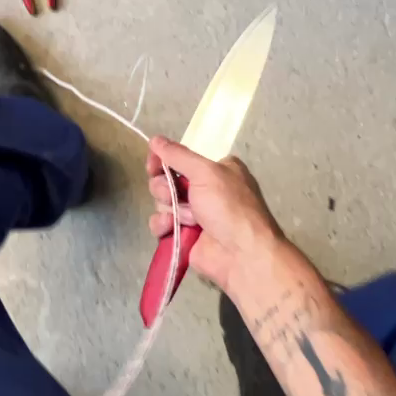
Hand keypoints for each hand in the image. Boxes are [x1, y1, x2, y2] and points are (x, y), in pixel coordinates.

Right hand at [145, 135, 287, 296]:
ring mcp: (194, 213)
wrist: (242, 256)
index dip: (162, 160)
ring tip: (185, 218)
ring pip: (162, 201)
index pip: (179, 157)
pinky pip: (161, 222)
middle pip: (166, 179)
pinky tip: (171, 228)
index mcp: (215, 169)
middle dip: (165, 187)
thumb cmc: (229, 207)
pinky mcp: (184, 234)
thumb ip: (178, 155)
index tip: (153, 165)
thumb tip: (154, 139)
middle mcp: (205, 189)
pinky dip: (163, 224)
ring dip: (169, 207)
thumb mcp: (206, 173)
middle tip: (174, 195)